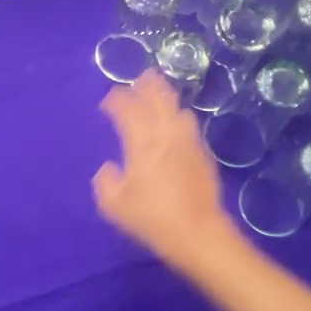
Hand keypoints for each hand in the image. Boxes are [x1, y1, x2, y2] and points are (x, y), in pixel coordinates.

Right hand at [93, 70, 233, 264]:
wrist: (197, 232)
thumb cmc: (151, 219)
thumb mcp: (114, 206)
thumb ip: (106, 182)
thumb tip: (110, 168)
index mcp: (141, 144)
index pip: (127, 110)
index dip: (116, 100)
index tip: (108, 100)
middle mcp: (166, 134)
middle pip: (158, 98)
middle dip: (147, 85)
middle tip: (139, 78)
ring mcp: (189, 142)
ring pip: (177, 108)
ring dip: (166, 97)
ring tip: (158, 94)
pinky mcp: (203, 153)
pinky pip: (189, 125)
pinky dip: (178, 117)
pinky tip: (175, 123)